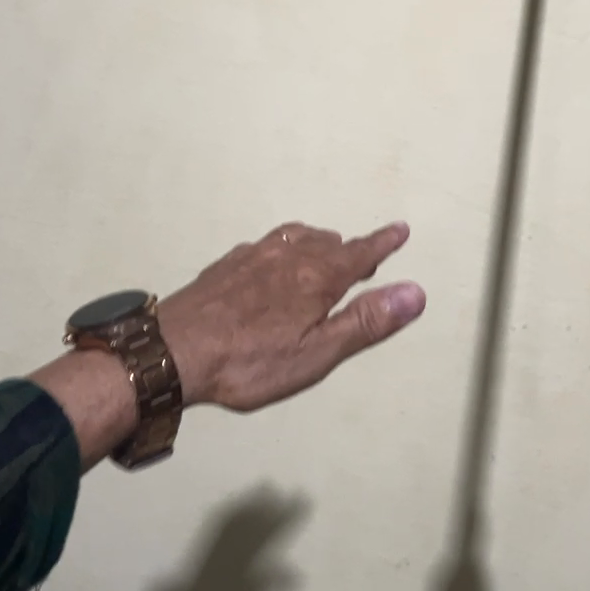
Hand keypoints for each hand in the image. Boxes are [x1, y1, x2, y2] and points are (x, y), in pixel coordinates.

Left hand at [158, 221, 425, 411]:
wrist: (174, 350)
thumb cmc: (252, 361)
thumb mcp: (317, 354)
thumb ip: (365, 322)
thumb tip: (415, 291)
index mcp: (317, 277)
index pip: (360, 253)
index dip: (384, 242)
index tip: (401, 229)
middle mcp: (289, 255)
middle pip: (330, 244)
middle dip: (352, 250)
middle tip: (366, 260)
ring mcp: (255, 255)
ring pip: (298, 237)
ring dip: (319, 244)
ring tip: (325, 255)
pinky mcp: (229, 263)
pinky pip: (269, 244)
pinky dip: (287, 247)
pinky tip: (275, 262)